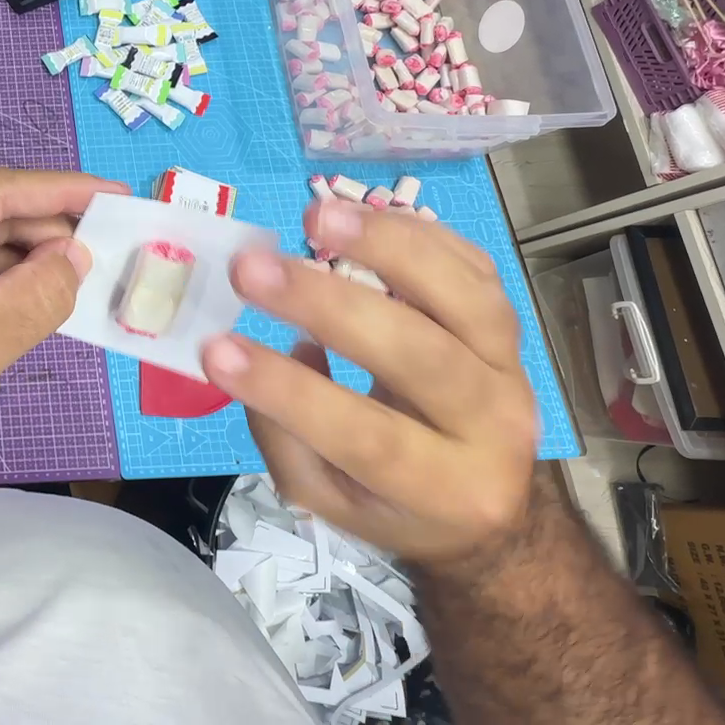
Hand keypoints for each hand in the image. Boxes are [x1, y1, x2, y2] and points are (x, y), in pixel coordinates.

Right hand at [201, 199, 536, 561]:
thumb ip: (285, 437)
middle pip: (417, 356)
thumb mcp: (323, 497)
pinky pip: (473, 267)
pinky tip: (353, 215)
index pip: (364, 436)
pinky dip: (414, 234)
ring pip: (466, 298)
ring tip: (315, 217)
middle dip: (324, 304)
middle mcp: (492, 427)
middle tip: (247, 268)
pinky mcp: (507, 328)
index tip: (214, 350)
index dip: (286, 391)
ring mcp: (510, 369)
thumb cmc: (390, 503)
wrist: (491, 509)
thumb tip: (259, 355)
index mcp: (442, 489)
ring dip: (387, 247)